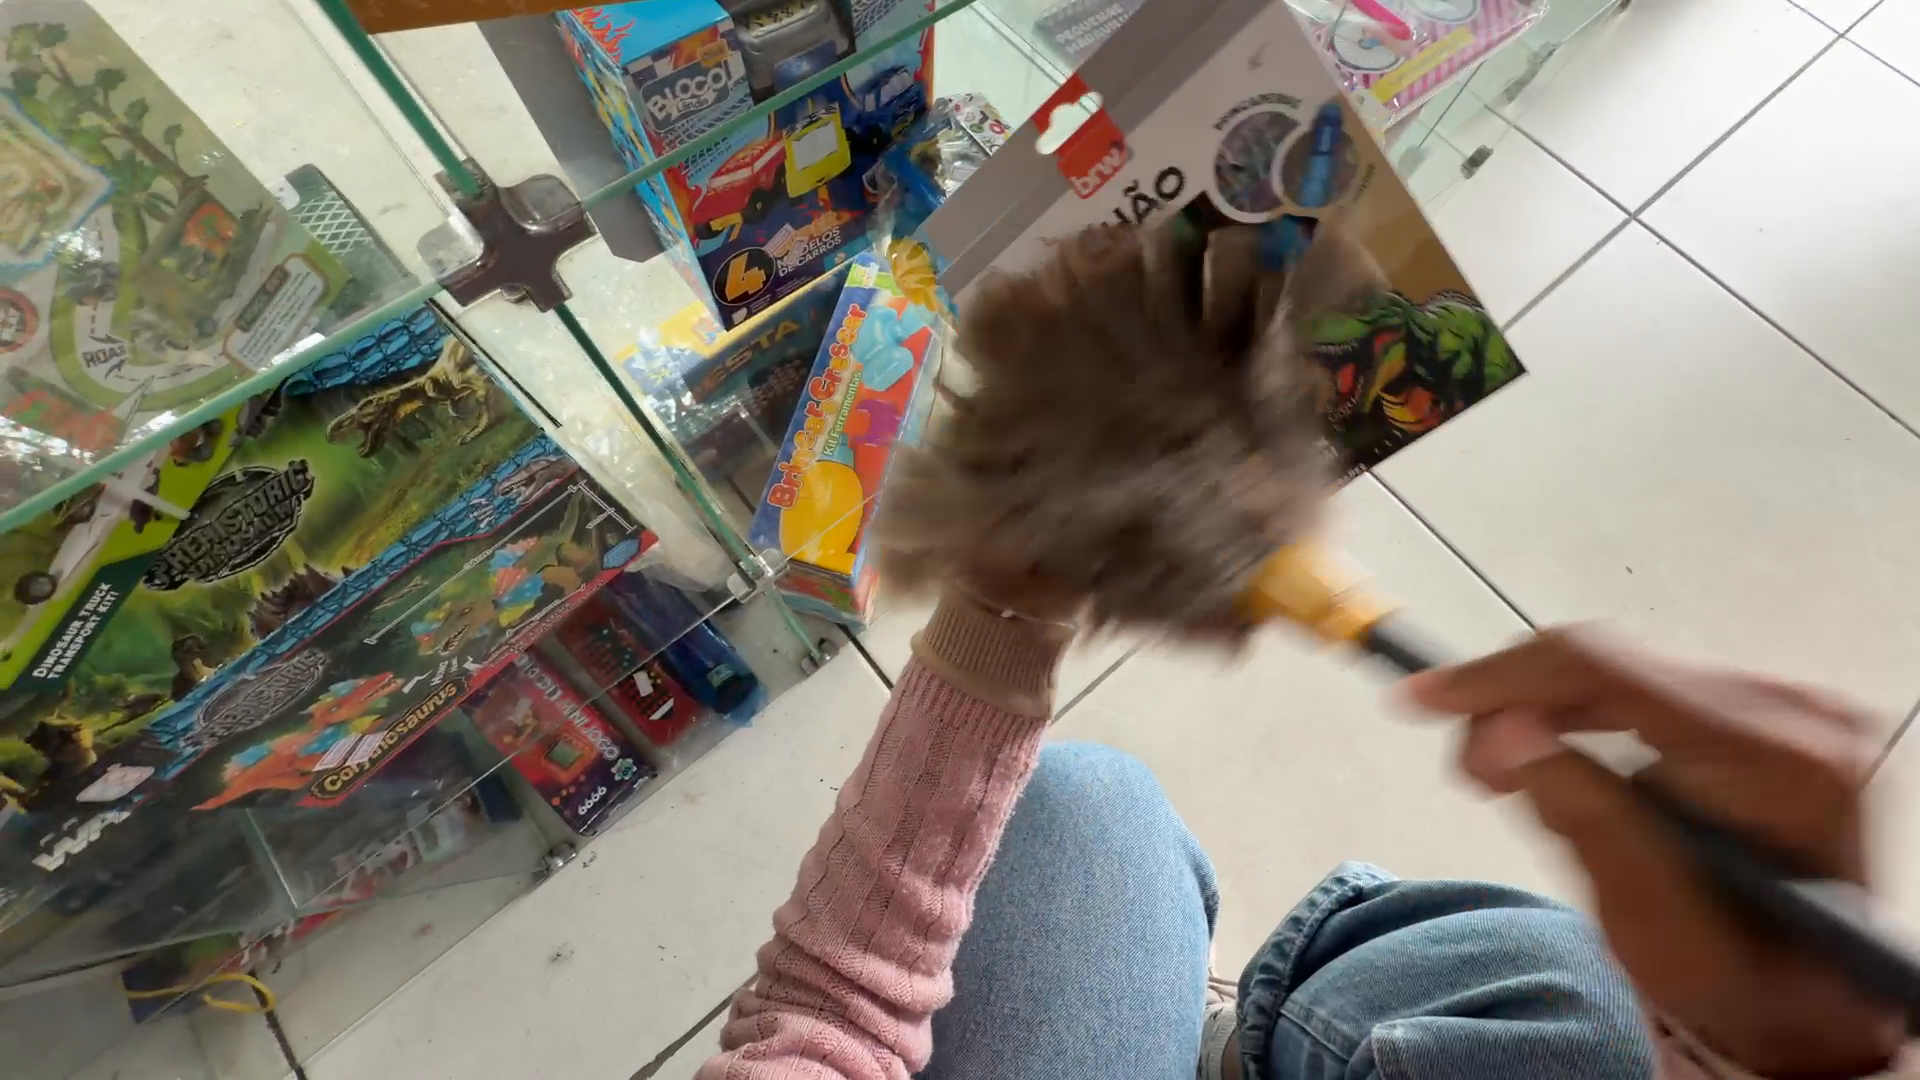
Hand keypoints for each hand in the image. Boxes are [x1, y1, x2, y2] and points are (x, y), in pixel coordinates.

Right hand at [1403, 627, 1904, 1077]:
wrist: (1805, 988)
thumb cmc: (1732, 977)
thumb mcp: (1655, 929)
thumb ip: (1588, 823)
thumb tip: (1502, 731)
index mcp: (1778, 761)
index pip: (1602, 672)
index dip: (1496, 676)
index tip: (1417, 697)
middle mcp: (1786, 710)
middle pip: (1590, 661)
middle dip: (1503, 705)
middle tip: (1473, 775)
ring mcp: (1767, 700)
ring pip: (1589, 667)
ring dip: (1522, 713)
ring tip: (1501, 777)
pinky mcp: (1739, 702)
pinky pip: (1607, 679)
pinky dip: (1552, 714)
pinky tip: (1542, 757)